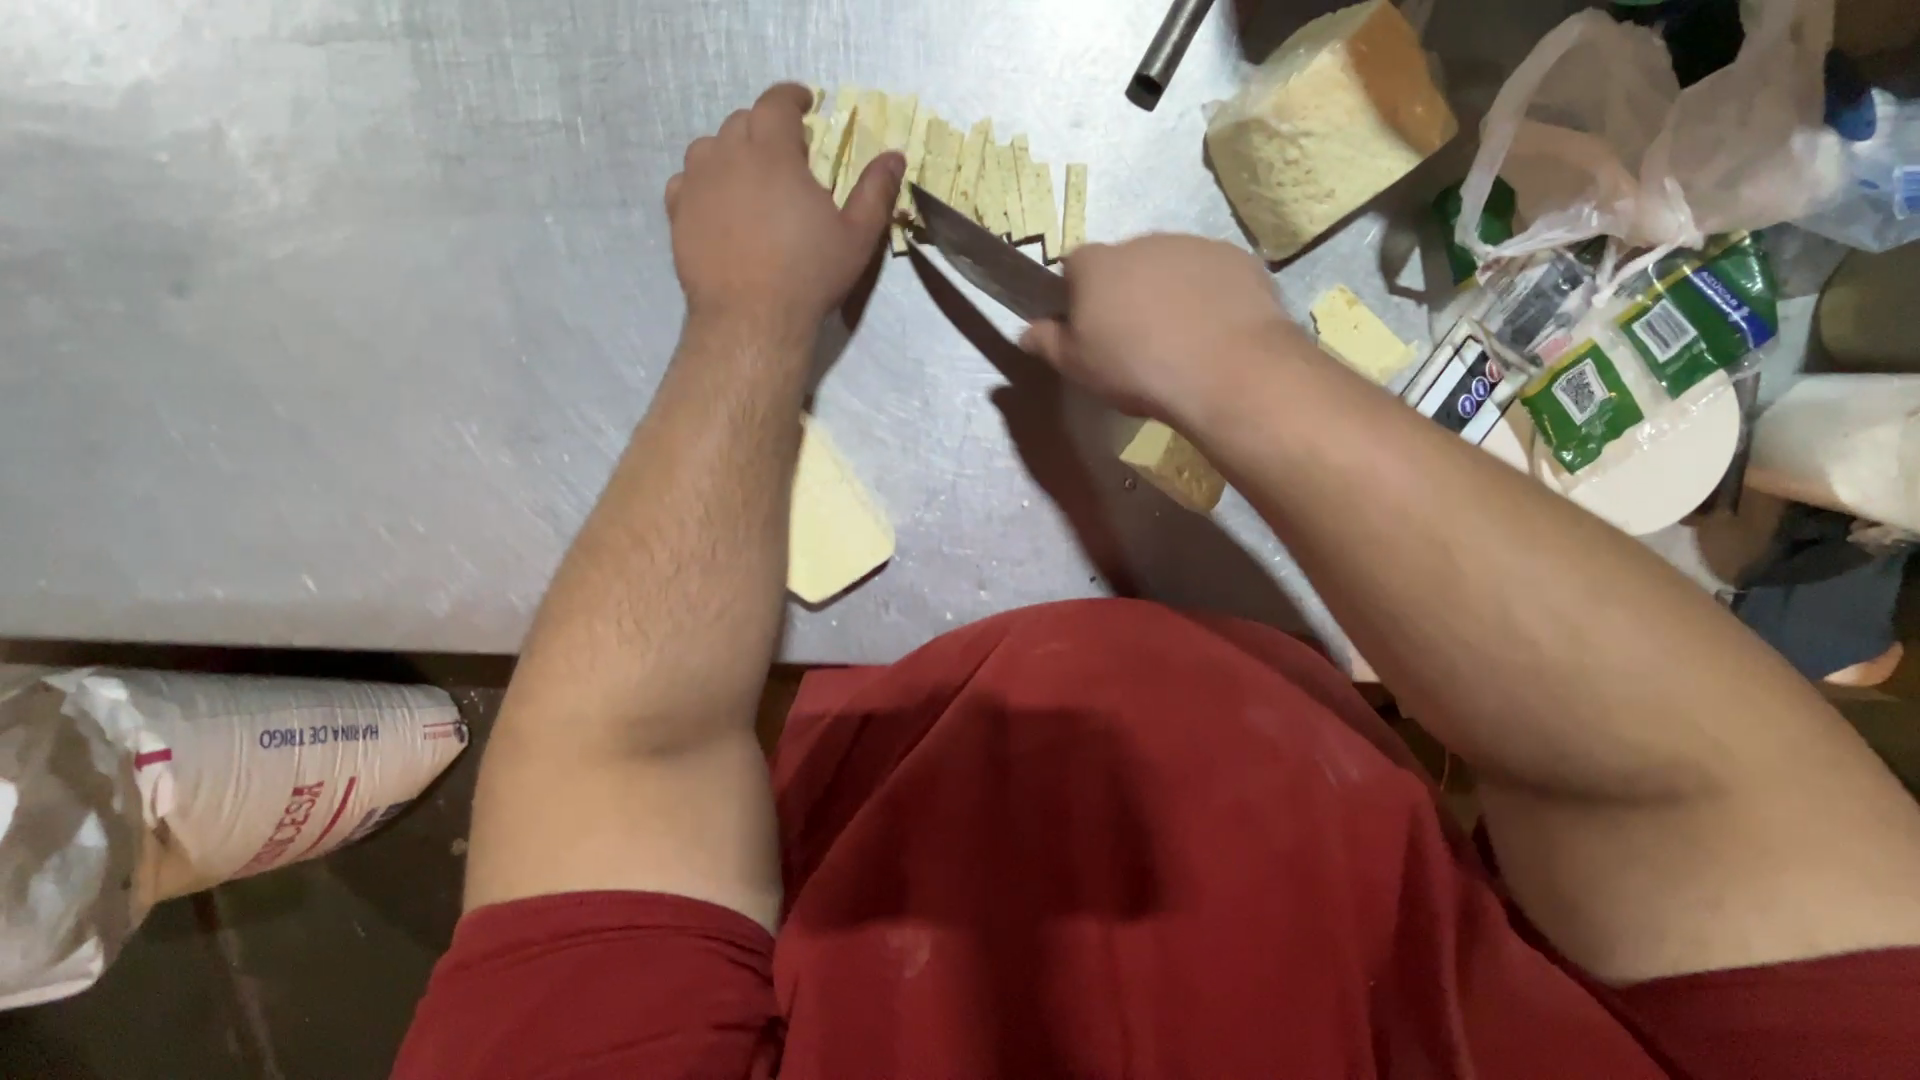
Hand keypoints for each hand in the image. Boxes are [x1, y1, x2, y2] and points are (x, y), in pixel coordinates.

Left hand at [666, 84, 905, 340]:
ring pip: (709, 147)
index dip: (792, 97)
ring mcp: (697, 184)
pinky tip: (719, 202)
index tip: (804, 104)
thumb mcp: (857, 236)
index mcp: (773, 152)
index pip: (777, 102)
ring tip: (749, 175)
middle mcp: (728, 156)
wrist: (751, 318)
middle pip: (742, 121)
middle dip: (765, 126)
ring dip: (731, 150)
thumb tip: (894, 157)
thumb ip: (875, 191)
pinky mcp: (678, 214)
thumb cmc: (809, 275)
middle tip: (785, 151)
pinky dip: (703, 182)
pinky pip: (686, 181)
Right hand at [1020, 235, 1308, 422]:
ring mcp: (1193, 245)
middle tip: (1136, 339)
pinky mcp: (1236, 258)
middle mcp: (1142, 242)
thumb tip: (1026, 331)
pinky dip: (1210, 296)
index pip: (1073, 265)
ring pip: (1171, 266)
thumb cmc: (1136, 368)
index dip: (1078, 294)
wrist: (1225, 369)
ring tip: (1180, 339)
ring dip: (1169, 291)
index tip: (1089, 327)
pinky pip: (1212, 275)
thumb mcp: (1077, 367)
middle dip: (1126, 291)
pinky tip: (1215, 332)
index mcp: (1096, 265)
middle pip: (1124, 263)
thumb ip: (1047, 343)